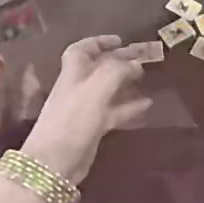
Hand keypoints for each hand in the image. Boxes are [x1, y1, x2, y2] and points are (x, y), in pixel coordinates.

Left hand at [21, 36, 154, 183]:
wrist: (56, 162)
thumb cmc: (73, 119)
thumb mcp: (96, 88)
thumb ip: (117, 71)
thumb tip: (135, 63)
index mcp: (73, 74)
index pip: (81, 50)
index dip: (98, 42)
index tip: (119, 40)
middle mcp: (78, 88)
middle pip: (98, 68)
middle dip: (119, 60)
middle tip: (142, 57)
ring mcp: (85, 109)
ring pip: (108, 90)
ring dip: (126, 83)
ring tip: (146, 78)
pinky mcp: (93, 128)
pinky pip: (114, 112)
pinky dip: (130, 106)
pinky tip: (147, 104)